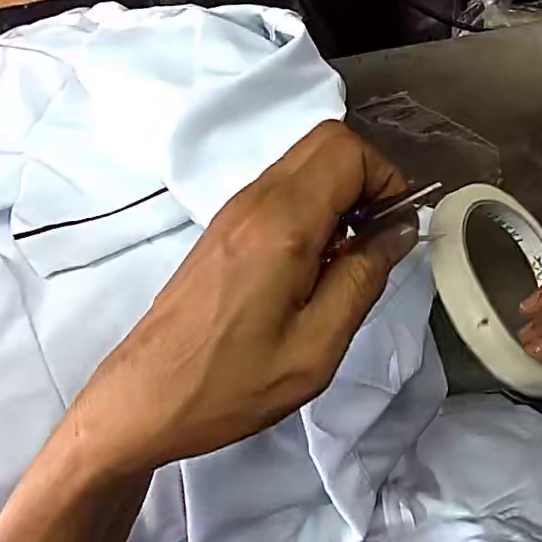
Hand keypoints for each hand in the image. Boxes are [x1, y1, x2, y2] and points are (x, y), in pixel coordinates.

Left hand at [69, 121, 418, 474]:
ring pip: (308, 159)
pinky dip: (319, 203)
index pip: (347, 151)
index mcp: (281, 225)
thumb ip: (365, 276)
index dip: (385, 179)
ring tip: (349, 252)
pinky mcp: (228, 224)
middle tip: (376, 234)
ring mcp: (237, 208)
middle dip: (369, 177)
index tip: (392, 229)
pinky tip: (317, 259)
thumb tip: (400, 229)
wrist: (142, 402)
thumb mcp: (317, 345)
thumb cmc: (232, 382)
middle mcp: (256, 200)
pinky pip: (287, 185)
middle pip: (328, 139)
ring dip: (344, 190)